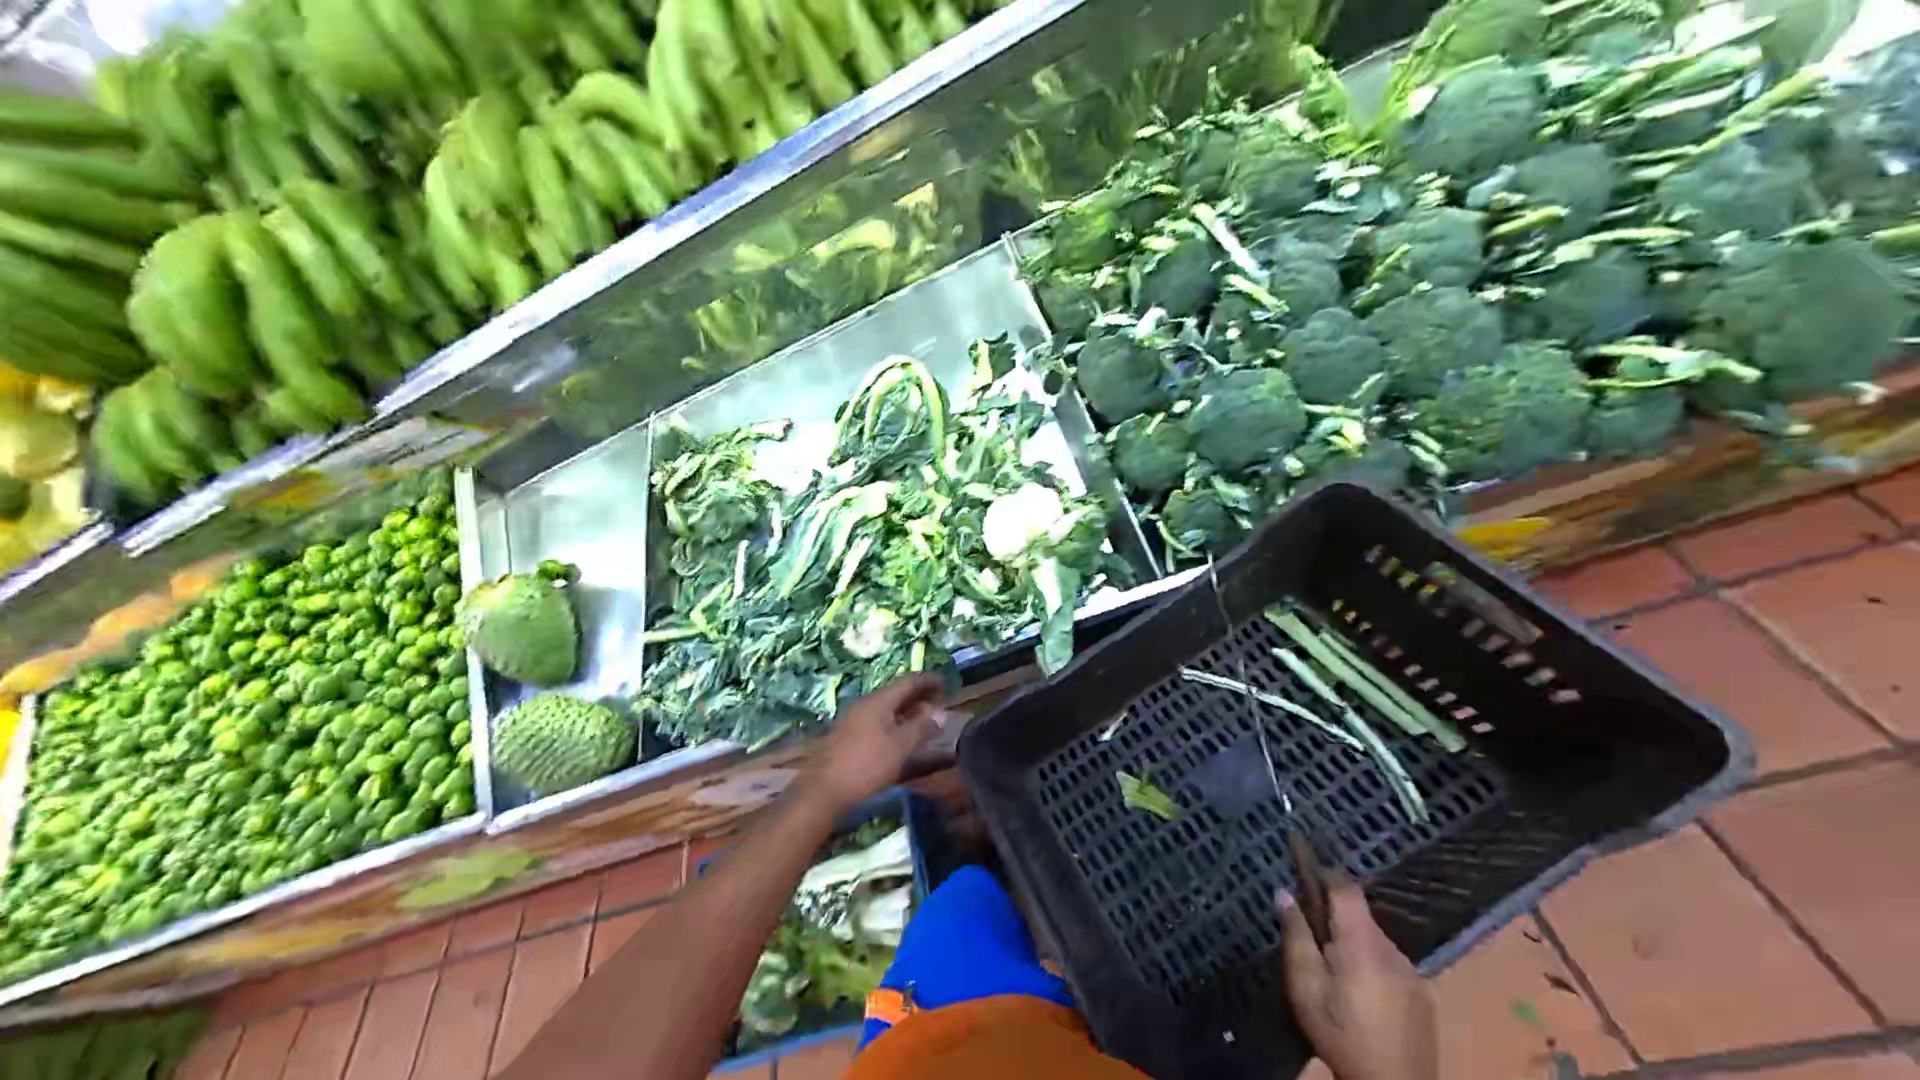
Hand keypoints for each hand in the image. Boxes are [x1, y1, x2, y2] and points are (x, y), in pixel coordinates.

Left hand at [804, 674, 946, 814]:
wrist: (824, 790)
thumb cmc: (867, 765)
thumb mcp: (900, 746)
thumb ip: (922, 727)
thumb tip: (940, 713)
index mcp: (879, 700)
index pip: (908, 681)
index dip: (928, 680)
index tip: (945, 682)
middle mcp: (866, 704)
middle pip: (897, 692)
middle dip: (919, 695)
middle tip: (940, 699)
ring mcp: (855, 719)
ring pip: (887, 707)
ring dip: (907, 709)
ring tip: (925, 717)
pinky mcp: (849, 735)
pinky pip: (879, 719)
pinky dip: (896, 721)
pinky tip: (902, 735)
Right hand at [1280, 883, 1437, 1079]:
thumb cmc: (1340, 1036)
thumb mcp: (1305, 987)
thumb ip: (1296, 936)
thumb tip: (1284, 893)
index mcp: (1362, 944)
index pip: (1347, 887)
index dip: (1326, 873)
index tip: (1304, 869)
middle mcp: (1393, 951)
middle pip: (1360, 915)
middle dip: (1334, 918)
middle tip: (1310, 939)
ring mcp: (1413, 974)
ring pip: (1374, 940)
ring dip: (1352, 944)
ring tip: (1332, 974)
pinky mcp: (1422, 996)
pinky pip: (1389, 963)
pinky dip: (1370, 965)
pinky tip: (1358, 995)